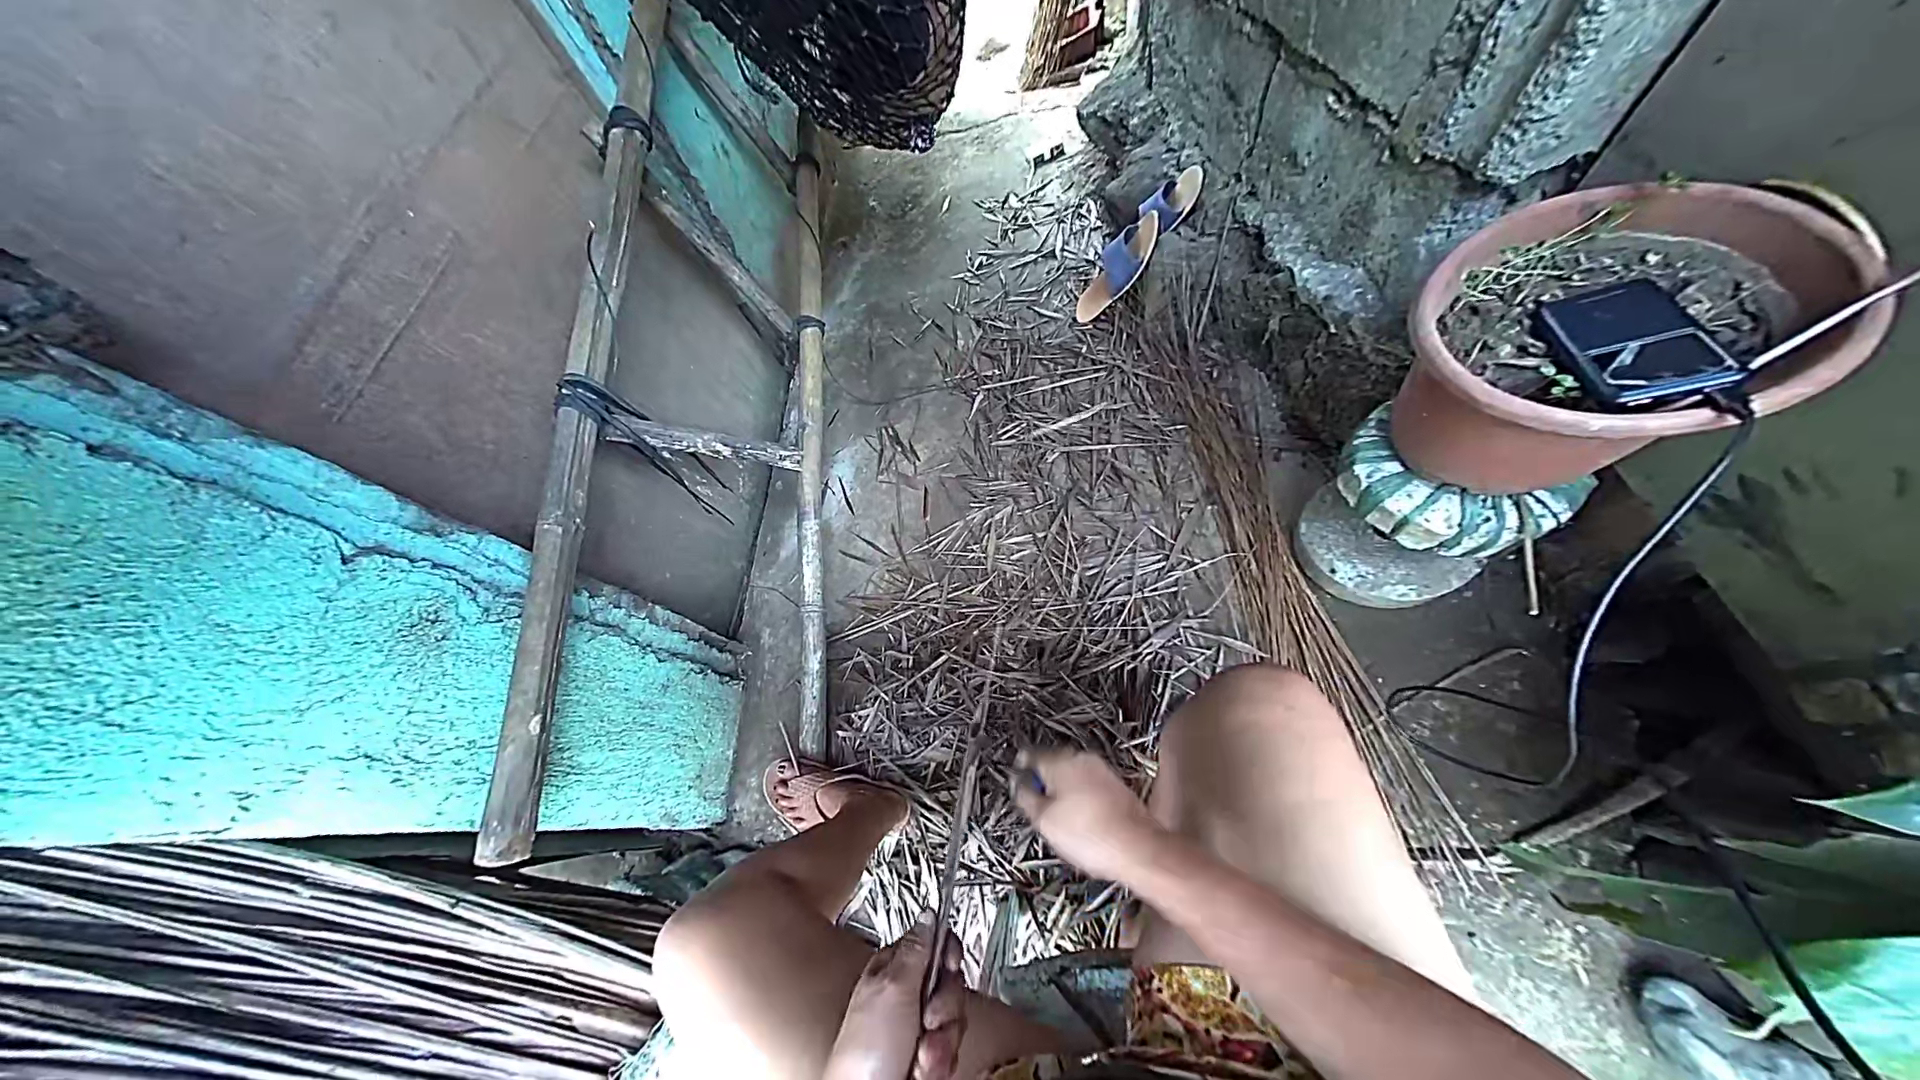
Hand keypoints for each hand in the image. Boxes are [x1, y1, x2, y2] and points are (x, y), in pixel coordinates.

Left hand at [824, 918, 969, 1079]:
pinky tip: (921, 1071)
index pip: (934, 942)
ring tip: (920, 1056)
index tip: (949, 965)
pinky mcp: (928, 1057)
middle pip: (951, 983)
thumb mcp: (893, 988)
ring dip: (942, 1042)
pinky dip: (941, 1064)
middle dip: (946, 1008)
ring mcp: (917, 1028)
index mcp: (894, 969)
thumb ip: (916, 949)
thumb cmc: (866, 1050)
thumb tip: (928, 912)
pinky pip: (952, 1050)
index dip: (947, 952)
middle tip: (928, 1020)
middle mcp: (908, 996)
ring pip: (955, 1019)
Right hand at [1011, 748, 1163, 880]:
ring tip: (1062, 819)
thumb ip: (1026, 797)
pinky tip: (1083, 822)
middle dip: (1044, 783)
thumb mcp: (1044, 820)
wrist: (1138, 849)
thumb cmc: (1093, 835)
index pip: (1031, 755)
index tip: (1017, 780)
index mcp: (1061, 761)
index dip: (1020, 769)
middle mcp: (1083, 760)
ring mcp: (1102, 772)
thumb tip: (1019, 785)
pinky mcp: (1117, 787)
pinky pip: (1090, 787)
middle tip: (1038, 806)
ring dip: (1064, 791)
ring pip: (1073, 776)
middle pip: (1053, 765)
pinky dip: (1082, 799)